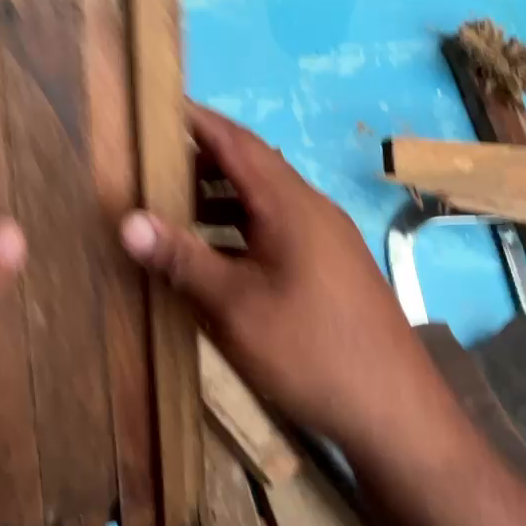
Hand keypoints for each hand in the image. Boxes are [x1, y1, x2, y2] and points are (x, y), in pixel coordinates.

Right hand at [121, 105, 452, 453]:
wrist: (399, 418)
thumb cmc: (311, 351)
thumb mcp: (234, 306)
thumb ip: (180, 258)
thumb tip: (126, 220)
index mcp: (290, 205)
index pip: (235, 141)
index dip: (194, 120)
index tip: (154, 107)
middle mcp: (311, 210)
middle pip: (249, 164)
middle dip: (197, 158)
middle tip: (146, 161)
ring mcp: (325, 239)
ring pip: (262, 198)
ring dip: (216, 195)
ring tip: (167, 206)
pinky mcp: (330, 267)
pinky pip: (274, 225)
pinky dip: (236, 224)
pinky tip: (211, 253)